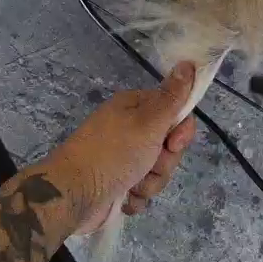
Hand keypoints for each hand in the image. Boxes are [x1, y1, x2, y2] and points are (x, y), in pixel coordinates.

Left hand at [38, 63, 199, 233]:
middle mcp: (129, 128)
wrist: (74, 194)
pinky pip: (142, 190)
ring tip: (132, 185)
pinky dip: (136, 197)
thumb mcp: (148, 122)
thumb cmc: (113, 153)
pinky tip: (124, 198)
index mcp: (135, 107)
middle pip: (168, 145)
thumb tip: (188, 63)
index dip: (181, 131)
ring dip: (150, 182)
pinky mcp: (118, 182)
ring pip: (157, 170)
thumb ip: (172, 97)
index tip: (174, 144)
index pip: (174, 112)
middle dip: (164, 162)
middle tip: (149, 165)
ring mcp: (123, 157)